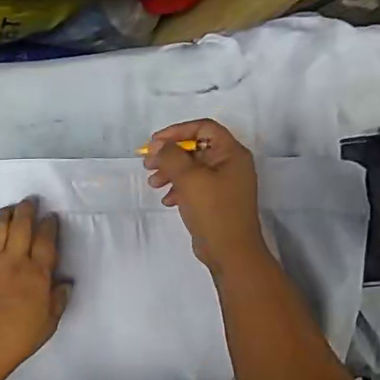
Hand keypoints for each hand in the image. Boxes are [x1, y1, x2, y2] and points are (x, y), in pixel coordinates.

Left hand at [0, 198, 70, 374]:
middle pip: (21, 226)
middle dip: (27, 210)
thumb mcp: (50, 321)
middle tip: (30, 201)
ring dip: (4, 215)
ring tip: (9, 209)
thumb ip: (58, 299)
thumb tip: (65, 283)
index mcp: (38, 273)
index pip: (46, 240)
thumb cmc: (20, 336)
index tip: (50, 216)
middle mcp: (14, 262)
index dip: (49, 225)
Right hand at [142, 120, 270, 274]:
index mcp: (231, 153)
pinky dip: (178, 189)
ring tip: (153, 184)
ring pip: (191, 168)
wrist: (231, 251)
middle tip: (147, 164)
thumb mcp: (190, 179)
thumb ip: (172, 157)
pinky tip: (167, 200)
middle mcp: (230, 164)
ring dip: (170, 172)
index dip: (177, 131)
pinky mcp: (215, 200)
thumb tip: (157, 144)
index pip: (204, 127)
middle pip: (195, 148)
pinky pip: (194, 186)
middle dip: (170, 155)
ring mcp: (223, 183)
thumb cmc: (214, 211)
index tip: (154, 143)